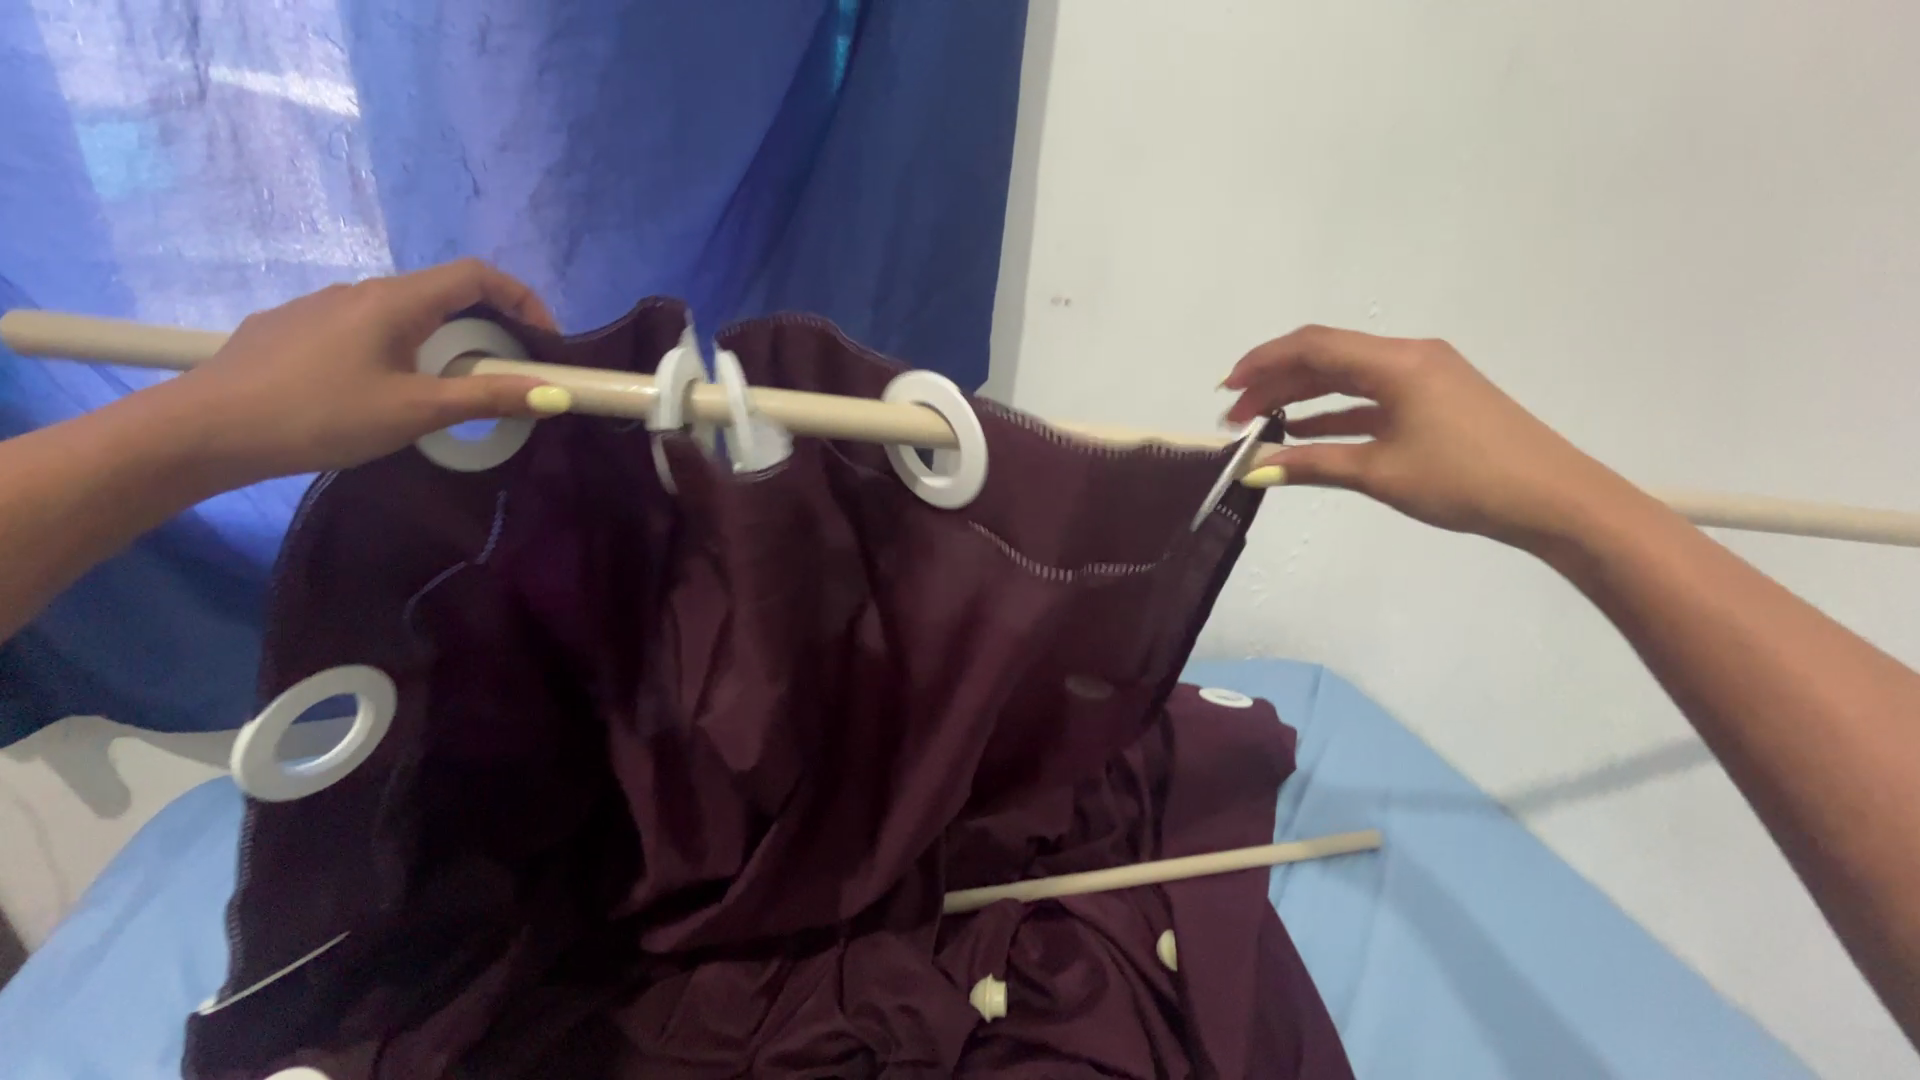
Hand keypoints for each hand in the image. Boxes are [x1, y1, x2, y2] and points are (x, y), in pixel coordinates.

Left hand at [161, 259, 558, 482]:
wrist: (204, 430)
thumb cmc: (321, 415)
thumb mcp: (416, 411)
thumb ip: (488, 399)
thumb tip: (554, 394)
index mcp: (394, 301)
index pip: (477, 276)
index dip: (523, 300)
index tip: (546, 342)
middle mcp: (359, 291)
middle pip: (443, 296)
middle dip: (489, 331)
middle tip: (507, 376)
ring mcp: (320, 308)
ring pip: (403, 315)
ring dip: (443, 344)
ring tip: (447, 393)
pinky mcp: (292, 331)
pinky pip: (365, 331)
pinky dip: (401, 351)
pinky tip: (383, 394)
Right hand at [1223, 325, 1634, 549]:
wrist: (1554, 499)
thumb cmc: (1464, 479)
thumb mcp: (1379, 473)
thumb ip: (1312, 465)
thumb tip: (1254, 472)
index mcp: (1396, 362)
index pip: (1313, 346)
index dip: (1262, 363)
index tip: (1227, 391)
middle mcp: (1409, 357)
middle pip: (1326, 358)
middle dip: (1275, 383)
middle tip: (1236, 417)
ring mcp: (1424, 378)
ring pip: (1346, 378)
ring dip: (1302, 398)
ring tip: (1261, 425)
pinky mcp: (1434, 401)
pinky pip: (1370, 398)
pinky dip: (1334, 412)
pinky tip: (1305, 431)